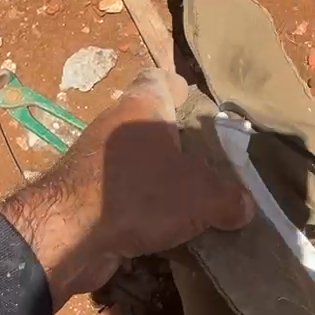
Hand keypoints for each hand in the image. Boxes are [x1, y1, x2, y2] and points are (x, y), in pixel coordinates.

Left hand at [0, 68, 254, 296]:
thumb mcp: (202, 195)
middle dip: (179, 142)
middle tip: (212, 161)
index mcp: (142, 107)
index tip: (198, 102)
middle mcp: (115, 126)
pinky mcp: (85, 196)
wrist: (69, 234)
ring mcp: (96, 162)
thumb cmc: (139, 194)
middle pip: (151, 124)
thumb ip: (230, 198)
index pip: (159, 79)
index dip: (179, 87)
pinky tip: (168, 228)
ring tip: (197, 198)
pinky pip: (125, 194)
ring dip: (161, 178)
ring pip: (137, 162)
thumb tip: (244, 206)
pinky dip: (144, 207)